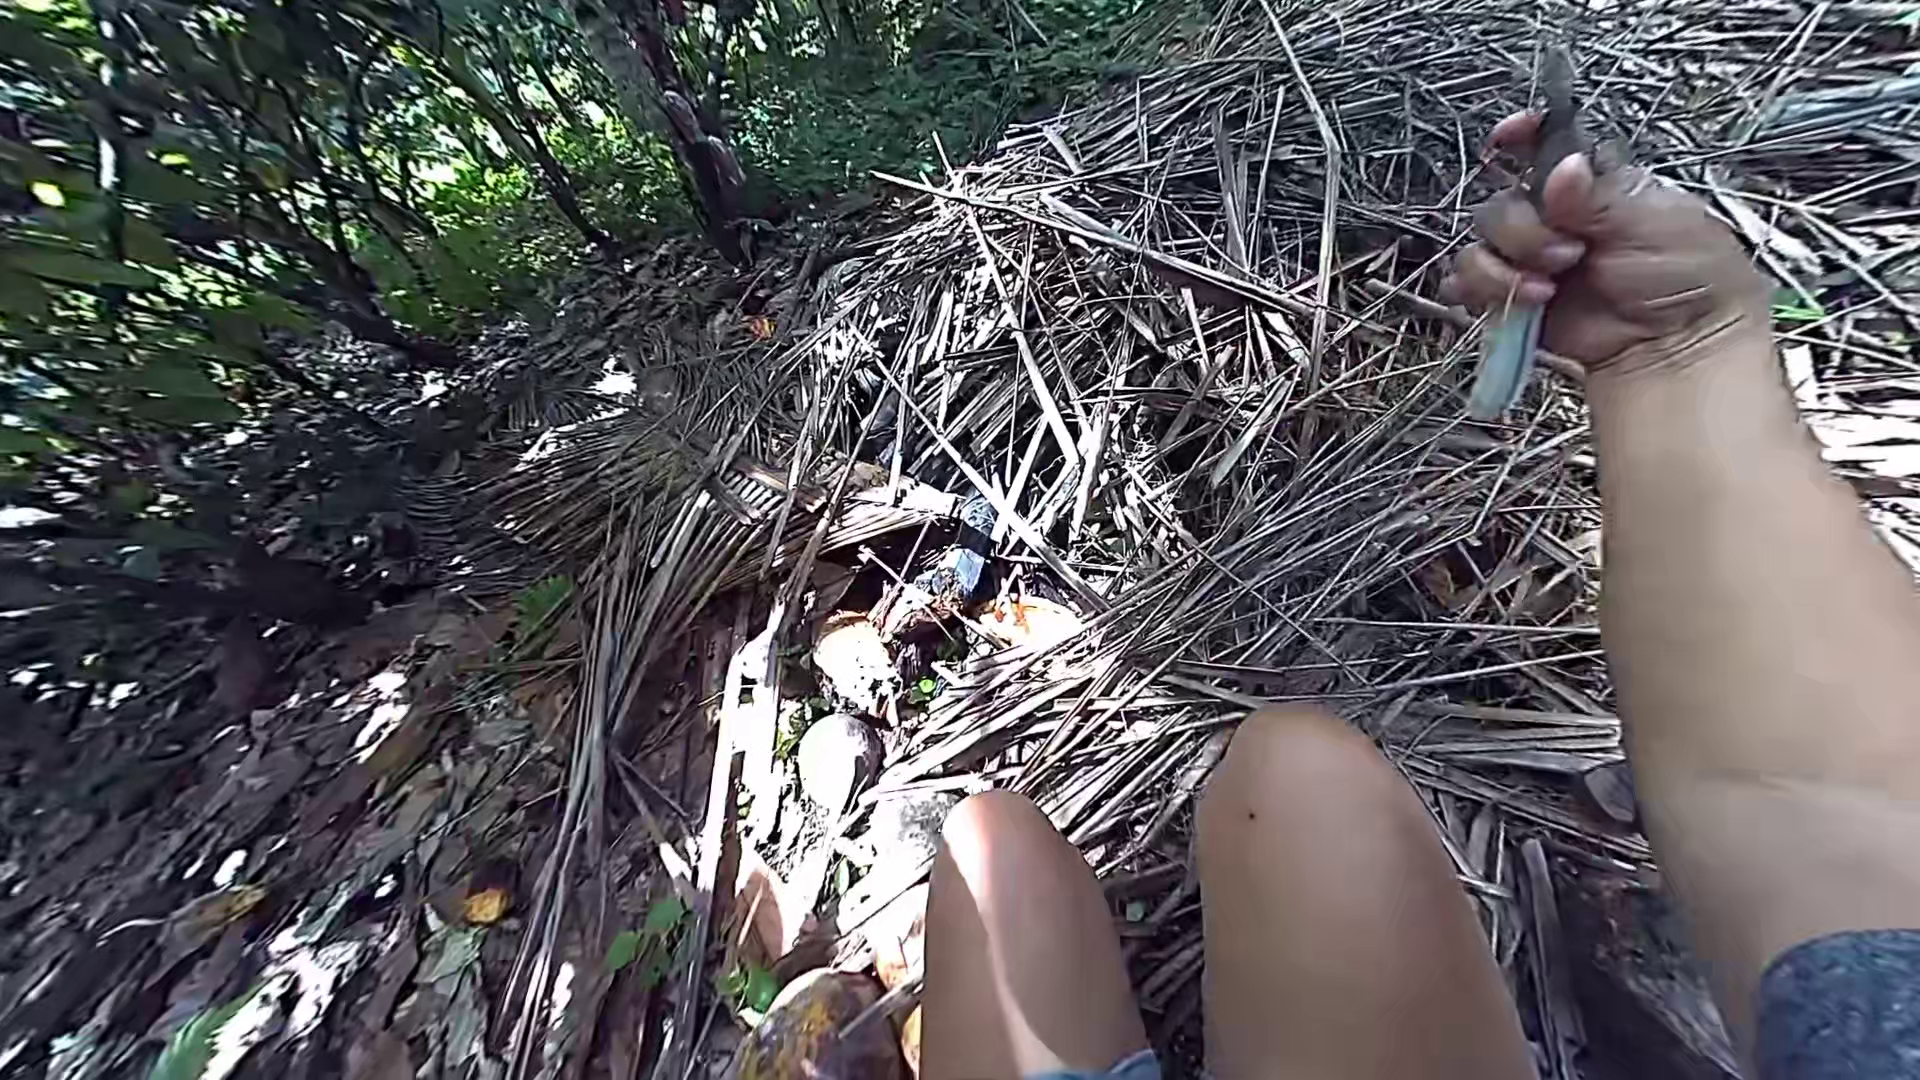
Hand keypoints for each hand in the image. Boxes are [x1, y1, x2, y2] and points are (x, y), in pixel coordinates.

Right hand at [1441, 113, 1772, 375]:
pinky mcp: (1500, 299)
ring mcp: (1519, 263)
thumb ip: (1601, 198)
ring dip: (1501, 274)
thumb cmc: (1681, 275)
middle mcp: (1547, 222)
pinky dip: (1476, 294)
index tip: (1503, 137)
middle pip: (1497, 211)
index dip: (1521, 138)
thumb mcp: (1656, 223)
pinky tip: (1513, 302)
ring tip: (1545, 291)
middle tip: (1567, 257)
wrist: (1663, 342)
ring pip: (1473, 253)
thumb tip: (1559, 169)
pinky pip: (1460, 289)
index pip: (1546, 150)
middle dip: (1523, 237)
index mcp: (1587, 189)